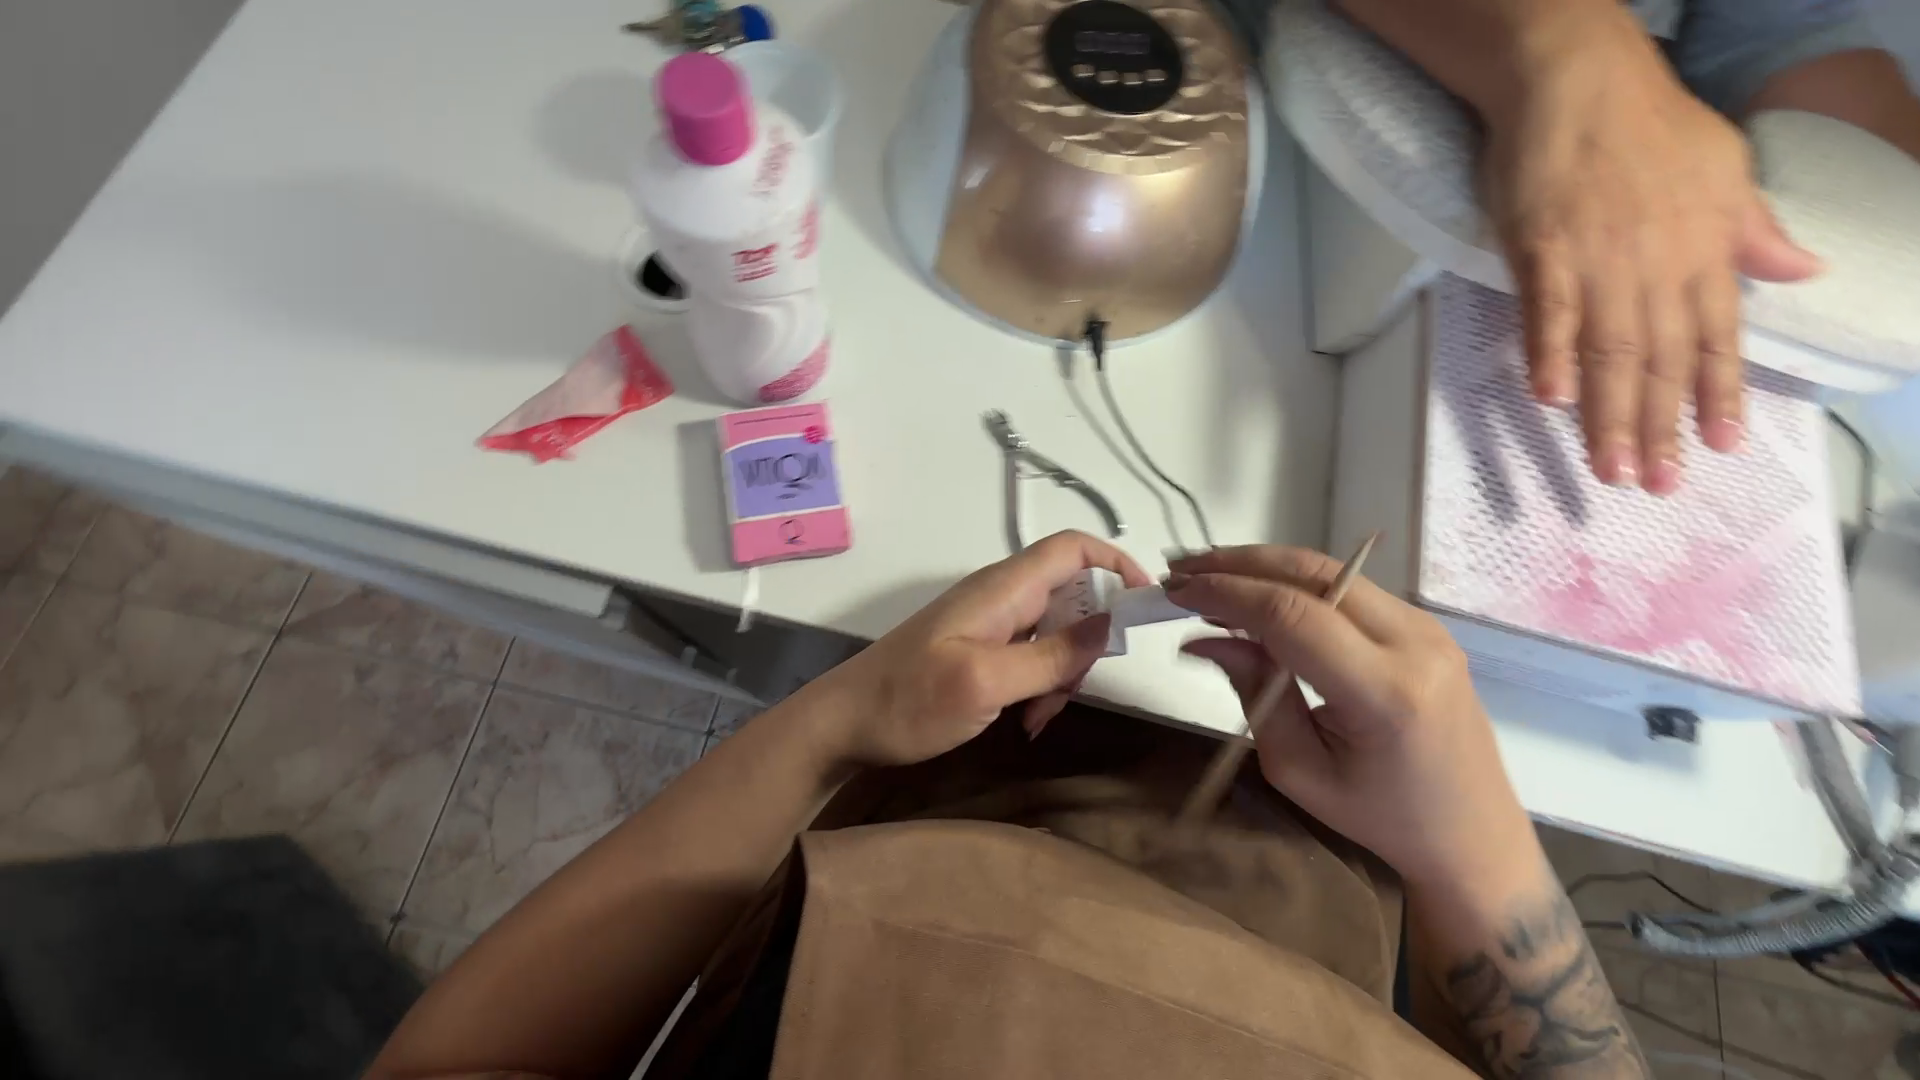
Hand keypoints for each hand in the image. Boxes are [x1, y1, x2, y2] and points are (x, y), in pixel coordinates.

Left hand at [809, 530, 1149, 768]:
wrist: (844, 724)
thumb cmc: (909, 701)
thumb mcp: (987, 683)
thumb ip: (1052, 655)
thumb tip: (1113, 625)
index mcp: (1003, 589)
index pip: (1073, 549)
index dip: (1117, 564)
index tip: (1147, 605)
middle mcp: (1001, 597)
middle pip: (1073, 596)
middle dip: (1088, 644)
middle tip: (1070, 692)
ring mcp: (990, 624)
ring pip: (1056, 634)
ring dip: (1062, 674)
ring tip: (1036, 717)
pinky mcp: (980, 649)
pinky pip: (1030, 657)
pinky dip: (1039, 685)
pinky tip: (1025, 719)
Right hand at [1166, 545, 1536, 887]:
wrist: (1472, 835)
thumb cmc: (1380, 817)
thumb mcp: (1298, 769)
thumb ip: (1253, 693)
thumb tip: (1203, 639)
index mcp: (1386, 692)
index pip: (1292, 615)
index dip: (1226, 594)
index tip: (1176, 592)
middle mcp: (1414, 643)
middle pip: (1310, 573)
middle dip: (1237, 564)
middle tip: (1181, 570)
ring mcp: (1426, 628)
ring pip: (1328, 569)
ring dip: (1262, 567)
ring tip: (1206, 576)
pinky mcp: (1423, 626)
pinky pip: (1346, 586)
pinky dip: (1291, 582)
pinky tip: (1255, 595)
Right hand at [1485, 9, 1820, 492]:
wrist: (1578, 86)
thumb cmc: (1643, 129)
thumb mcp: (1720, 172)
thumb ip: (1749, 230)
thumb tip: (1796, 274)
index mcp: (1704, 249)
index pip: (1717, 336)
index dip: (1718, 394)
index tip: (1719, 448)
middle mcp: (1659, 264)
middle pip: (1660, 359)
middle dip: (1659, 426)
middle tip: (1655, 485)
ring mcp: (1599, 260)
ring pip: (1609, 350)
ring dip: (1610, 414)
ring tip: (1609, 469)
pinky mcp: (1544, 251)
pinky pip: (1549, 311)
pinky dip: (1549, 354)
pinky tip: (1549, 398)